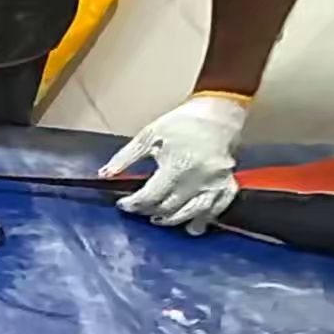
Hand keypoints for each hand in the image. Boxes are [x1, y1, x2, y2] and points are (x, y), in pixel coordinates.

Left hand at [99, 94, 246, 234]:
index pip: (150, 197)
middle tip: (138, 208)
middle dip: (149, 212)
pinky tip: (195, 225)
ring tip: (158, 219)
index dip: (131, 204)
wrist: (220, 108)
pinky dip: (208, 216)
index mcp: (180, 165)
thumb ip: (124, 157)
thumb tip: (104, 175)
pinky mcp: (229, 177)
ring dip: (175, 220)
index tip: (122, 203)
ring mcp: (218, 178)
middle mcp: (201, 175)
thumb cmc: (181, 122)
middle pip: (170, 207)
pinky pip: (222, 203)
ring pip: (196, 210)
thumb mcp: (147, 135)